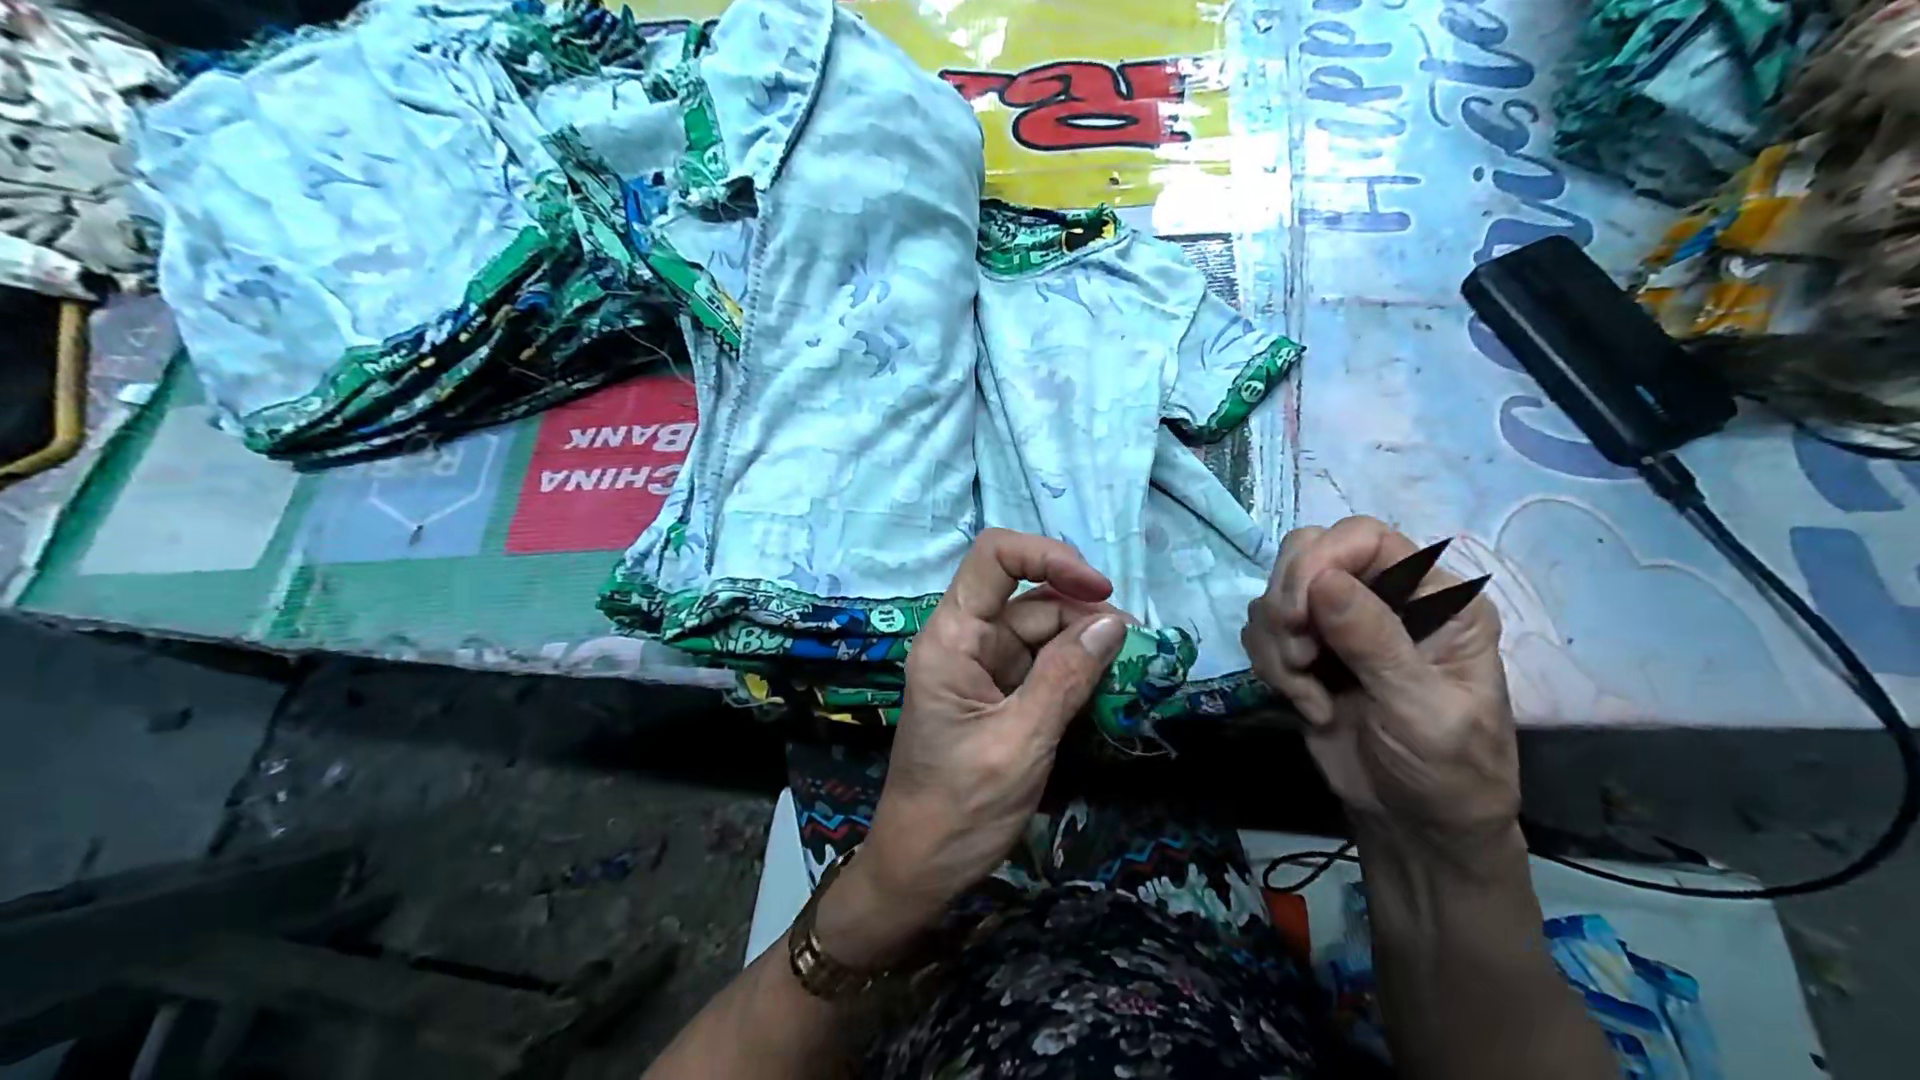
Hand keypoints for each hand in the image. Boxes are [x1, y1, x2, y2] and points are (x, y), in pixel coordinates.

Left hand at [817, 530, 1128, 965]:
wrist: (921, 869)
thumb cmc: (960, 807)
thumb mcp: (1022, 740)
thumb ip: (1067, 676)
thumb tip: (1114, 622)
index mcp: (952, 638)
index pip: (994, 558)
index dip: (1048, 556)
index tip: (1099, 589)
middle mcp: (964, 641)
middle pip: (1027, 598)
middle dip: (1081, 613)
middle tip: (1132, 646)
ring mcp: (981, 668)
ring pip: (1040, 632)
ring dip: (1083, 643)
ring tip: (1126, 667)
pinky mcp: (997, 695)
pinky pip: (1040, 665)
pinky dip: (1073, 670)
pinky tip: (1104, 686)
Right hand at [1242, 516, 1519, 864]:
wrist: (1413, 825)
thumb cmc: (1447, 770)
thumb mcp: (1423, 710)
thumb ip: (1376, 643)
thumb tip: (1325, 581)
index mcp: (1435, 599)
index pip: (1366, 538)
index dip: (1322, 559)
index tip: (1297, 610)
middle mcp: (1383, 599)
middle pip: (1308, 552)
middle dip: (1288, 601)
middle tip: (1297, 652)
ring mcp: (1339, 624)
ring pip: (1276, 595)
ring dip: (1278, 644)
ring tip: (1307, 691)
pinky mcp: (1305, 651)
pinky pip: (1261, 632)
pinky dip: (1269, 666)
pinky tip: (1305, 702)